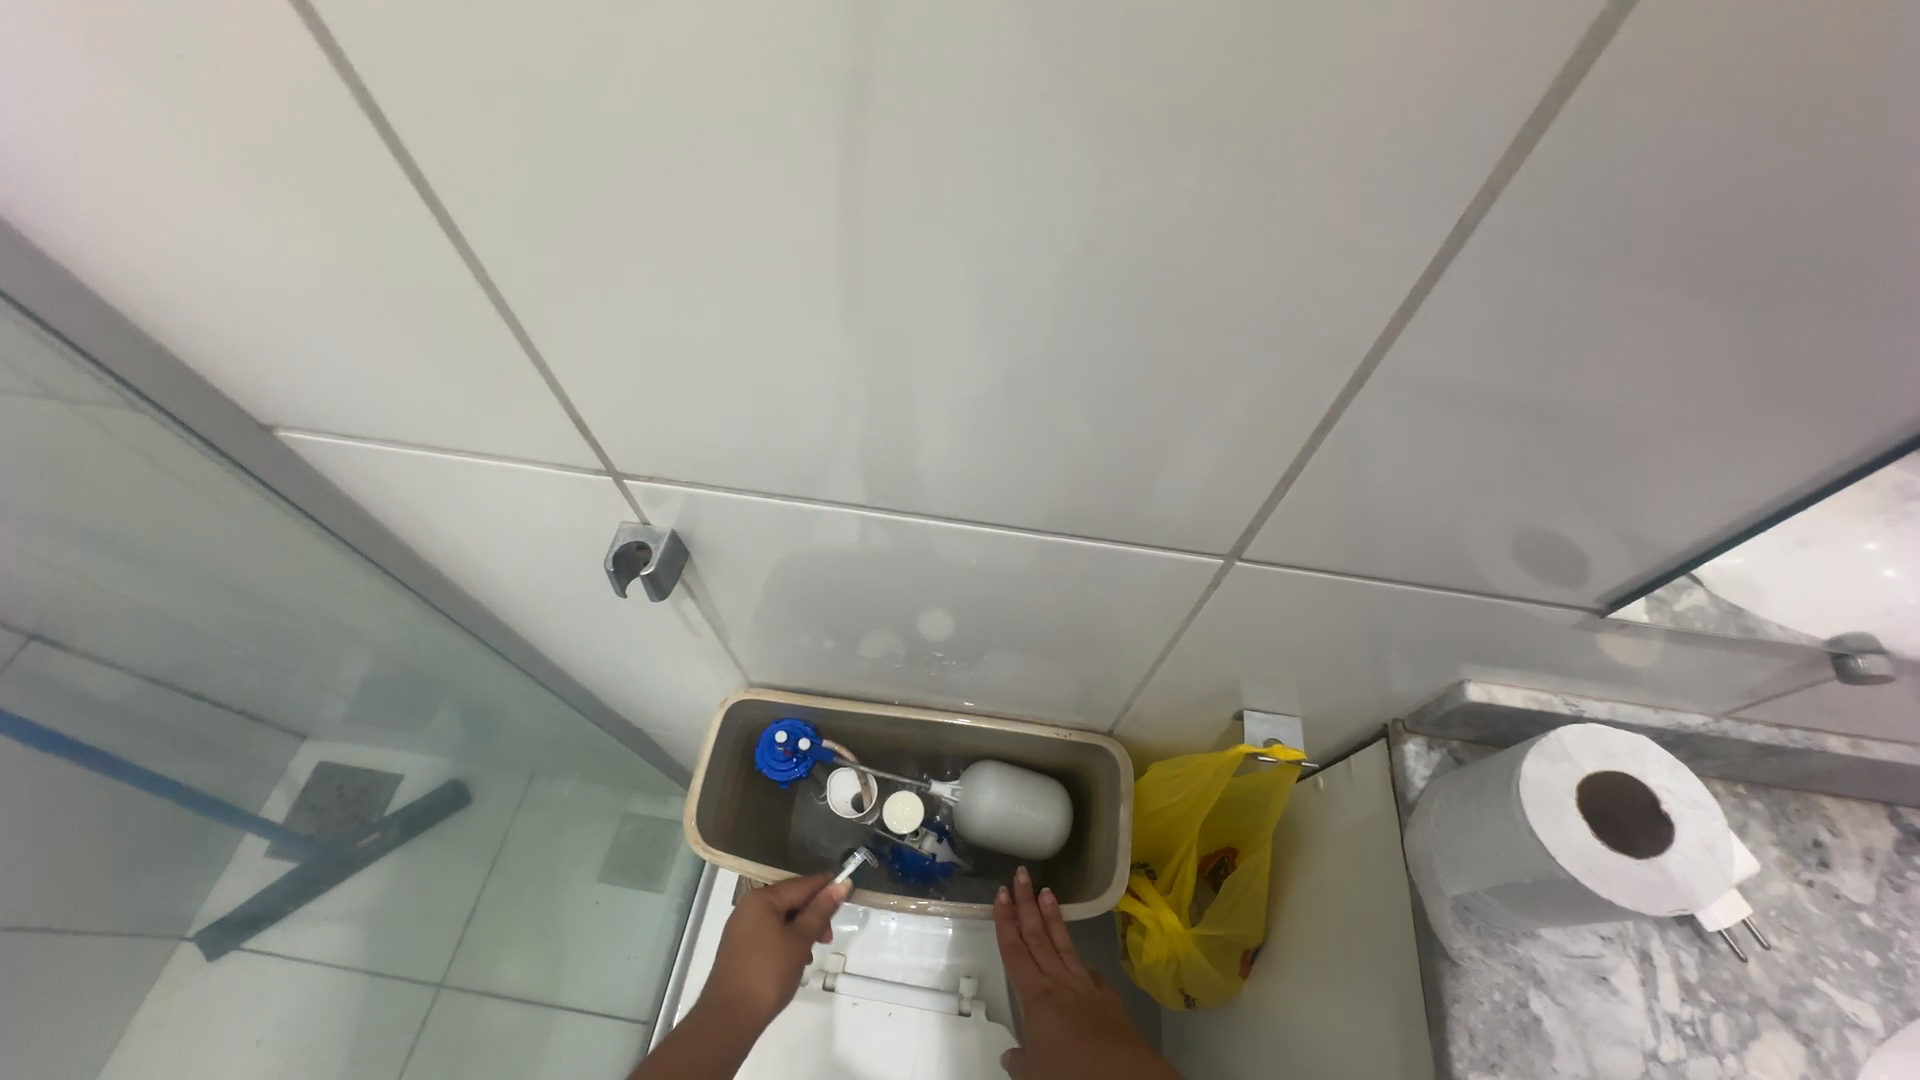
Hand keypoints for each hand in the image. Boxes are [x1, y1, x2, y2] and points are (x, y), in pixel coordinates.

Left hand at [697, 872, 850, 1030]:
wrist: (729, 1018)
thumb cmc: (768, 973)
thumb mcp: (800, 940)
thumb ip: (821, 911)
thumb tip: (841, 884)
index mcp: (762, 899)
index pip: (802, 885)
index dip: (826, 887)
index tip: (847, 891)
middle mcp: (748, 907)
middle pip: (791, 901)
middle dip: (813, 915)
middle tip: (828, 938)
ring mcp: (741, 928)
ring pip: (781, 919)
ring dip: (801, 931)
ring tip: (811, 954)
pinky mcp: (739, 948)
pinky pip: (769, 933)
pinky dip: (786, 941)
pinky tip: (795, 961)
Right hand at [994, 866, 1181, 1079]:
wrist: (1123, 1077)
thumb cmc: (1070, 1073)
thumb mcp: (1034, 1074)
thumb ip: (1020, 1061)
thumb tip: (1011, 1056)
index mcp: (1035, 995)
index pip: (1014, 950)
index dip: (1005, 921)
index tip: (1002, 893)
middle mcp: (1059, 982)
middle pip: (1038, 936)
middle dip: (1026, 904)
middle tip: (1021, 874)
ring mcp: (1085, 986)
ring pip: (1064, 944)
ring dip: (1053, 917)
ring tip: (1047, 891)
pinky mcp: (1107, 998)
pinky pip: (1089, 973)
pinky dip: (1081, 962)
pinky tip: (1081, 959)